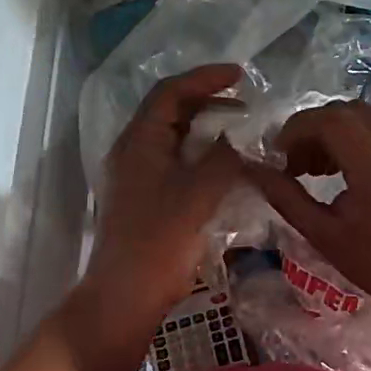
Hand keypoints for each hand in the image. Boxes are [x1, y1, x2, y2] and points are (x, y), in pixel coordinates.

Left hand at [87, 65, 244, 312]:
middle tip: (245, 101)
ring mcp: (138, 176)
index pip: (171, 93)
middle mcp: (134, 151)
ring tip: (240, 129)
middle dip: (207, 100)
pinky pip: (176, 161)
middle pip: (169, 110)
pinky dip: (201, 154)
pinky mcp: (146, 198)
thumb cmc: (159, 242)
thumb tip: (237, 139)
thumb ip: (222, 159)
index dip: (205, 78)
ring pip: (173, 137)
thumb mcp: (198, 195)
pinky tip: (225, 166)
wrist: (125, 295)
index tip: (240, 75)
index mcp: (140, 142)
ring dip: (205, 127)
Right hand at [244, 100, 370, 327]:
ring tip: (309, 165)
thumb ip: (286, 197)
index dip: (298, 129)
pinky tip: (334, 166)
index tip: (278, 153)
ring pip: (362, 115)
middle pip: (348, 111)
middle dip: (312, 127)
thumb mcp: (323, 235)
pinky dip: (349, 137)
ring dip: (329, 130)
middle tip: (291, 159)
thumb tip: (253, 168)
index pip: (334, 122)